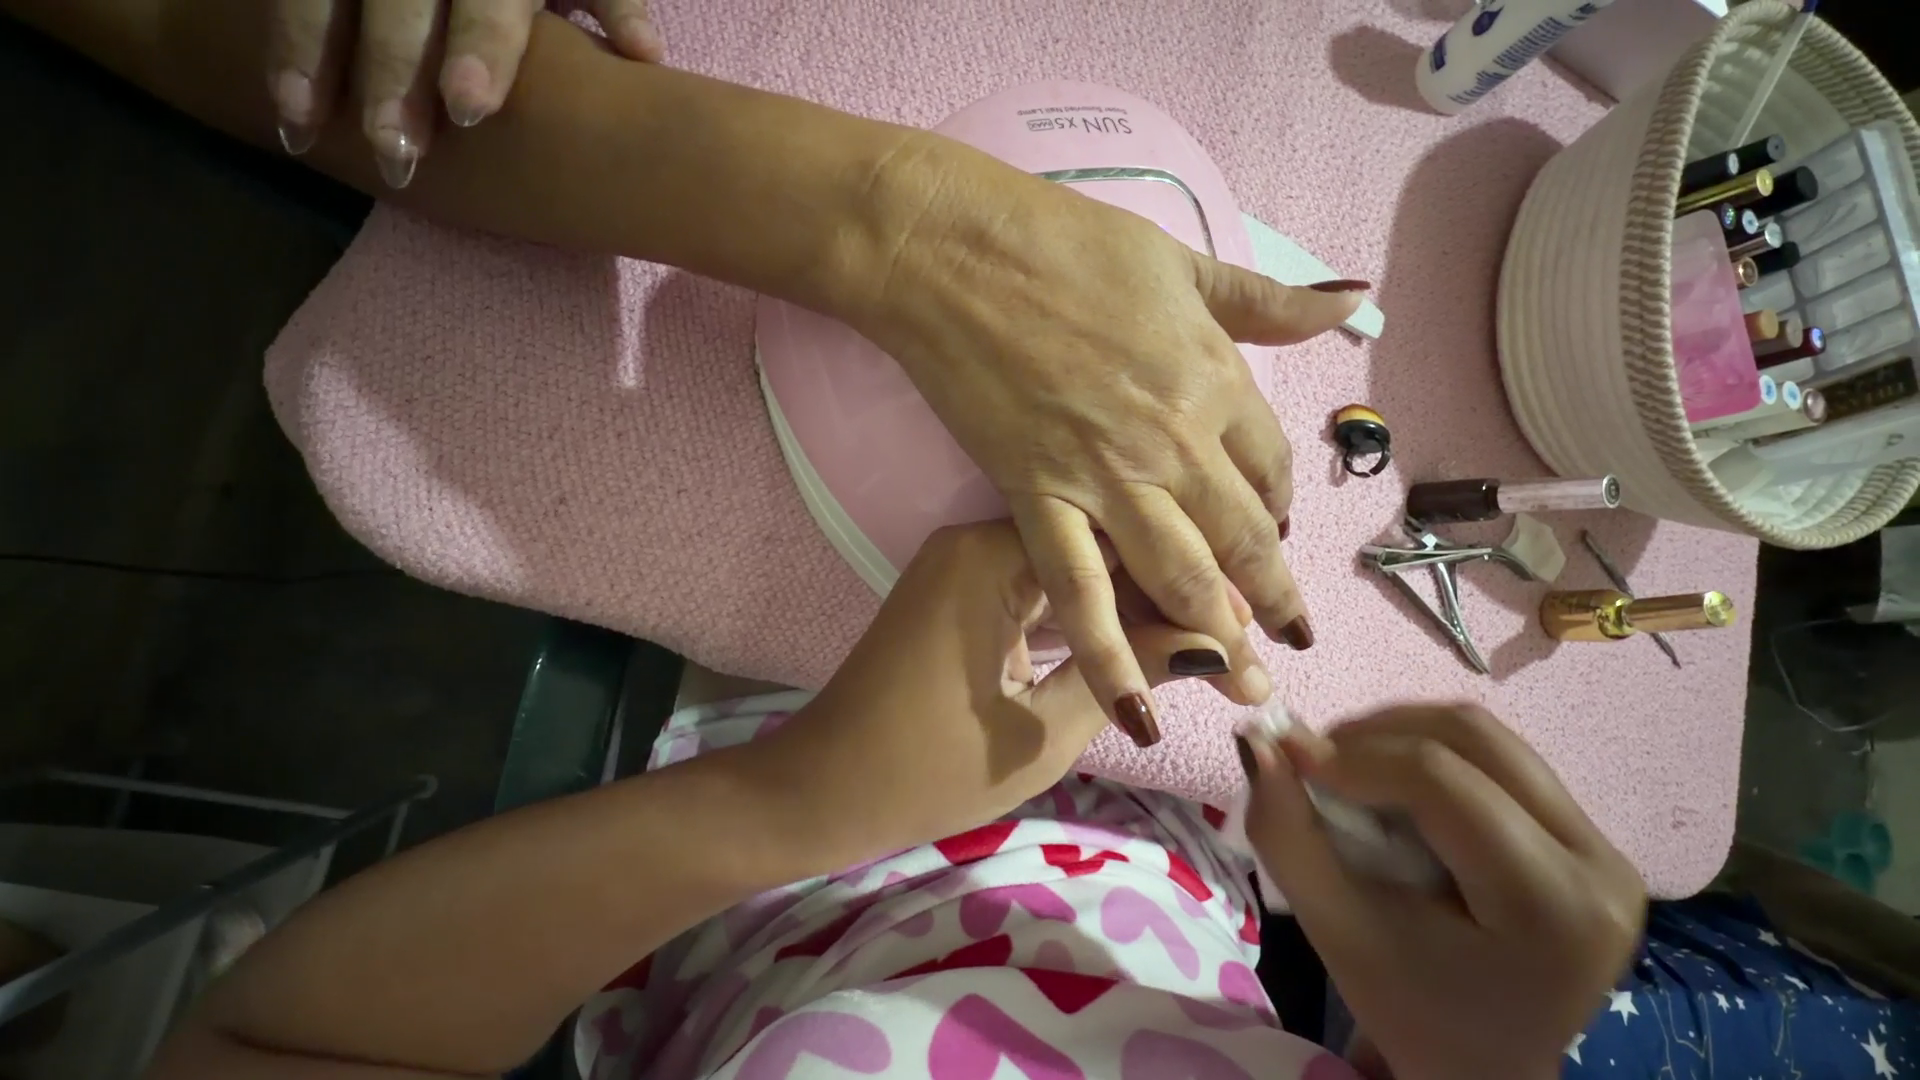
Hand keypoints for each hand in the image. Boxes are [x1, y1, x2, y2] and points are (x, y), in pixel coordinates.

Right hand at [268, 0, 662, 186]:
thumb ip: (610, 0)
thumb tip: (646, 54)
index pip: (492, 2)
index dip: (481, 48)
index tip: (469, 108)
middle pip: (403, 1)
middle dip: (393, 72)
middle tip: (395, 150)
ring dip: (310, 52)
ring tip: (301, 126)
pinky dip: (283, 35)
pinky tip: (277, 93)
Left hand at [757, 521, 1239, 852]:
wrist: (823, 787)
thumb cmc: (929, 770)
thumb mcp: (1043, 732)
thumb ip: (1130, 678)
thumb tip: (1221, 645)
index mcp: (993, 557)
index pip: (1121, 548)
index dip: (1193, 594)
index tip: (1256, 638)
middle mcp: (977, 537)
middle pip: (1099, 553)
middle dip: (1167, 605)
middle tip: (1240, 653)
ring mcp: (962, 560)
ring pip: (1073, 570)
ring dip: (1130, 613)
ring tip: (1205, 651)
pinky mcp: (956, 586)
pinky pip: (1037, 587)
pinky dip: (1084, 618)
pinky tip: (1139, 644)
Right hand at [849, 141, 1365, 747]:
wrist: (956, 255)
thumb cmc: (1066, 244)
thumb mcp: (1182, 261)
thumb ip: (1268, 299)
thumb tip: (1354, 296)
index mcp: (1214, 379)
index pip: (1272, 466)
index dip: (1279, 507)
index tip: (1271, 534)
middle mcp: (1175, 443)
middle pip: (1244, 538)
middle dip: (1274, 598)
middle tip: (1288, 644)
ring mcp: (1106, 480)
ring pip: (1181, 577)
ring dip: (1221, 635)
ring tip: (1245, 683)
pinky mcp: (1037, 501)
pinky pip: (1080, 595)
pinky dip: (1109, 660)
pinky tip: (1138, 714)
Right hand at [1241, 705, 1644, 1079]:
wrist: (1486, 1064)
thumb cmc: (1412, 1011)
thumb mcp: (1336, 932)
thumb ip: (1287, 835)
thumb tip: (1258, 742)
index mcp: (1553, 906)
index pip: (1442, 783)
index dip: (1353, 755)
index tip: (1286, 758)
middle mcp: (1599, 862)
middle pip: (1472, 737)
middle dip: (1375, 734)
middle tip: (1314, 762)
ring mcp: (1603, 844)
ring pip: (1482, 735)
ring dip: (1397, 736)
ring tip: (1345, 773)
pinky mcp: (1585, 833)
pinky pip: (1493, 756)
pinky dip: (1422, 752)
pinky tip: (1386, 788)